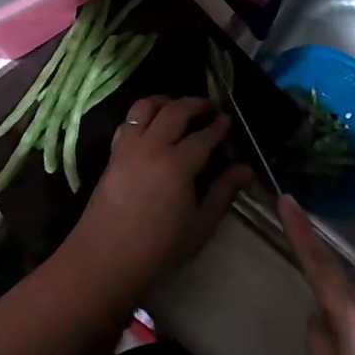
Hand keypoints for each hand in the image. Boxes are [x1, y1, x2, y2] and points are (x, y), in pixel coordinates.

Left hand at [59, 96, 255, 299]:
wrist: (108, 253)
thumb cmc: (160, 245)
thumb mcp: (200, 224)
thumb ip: (223, 192)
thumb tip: (245, 169)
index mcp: (177, 164)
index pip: (203, 136)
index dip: (218, 126)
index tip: (228, 119)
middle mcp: (151, 146)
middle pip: (174, 111)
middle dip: (194, 104)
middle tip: (209, 105)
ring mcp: (128, 146)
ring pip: (144, 107)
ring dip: (164, 101)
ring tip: (177, 105)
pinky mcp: (113, 152)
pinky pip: (128, 121)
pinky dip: (141, 114)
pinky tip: (150, 123)